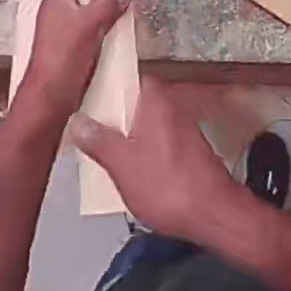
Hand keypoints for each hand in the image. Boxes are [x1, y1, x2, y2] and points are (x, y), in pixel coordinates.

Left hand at [13, 0, 132, 123]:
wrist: (51, 95)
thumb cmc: (66, 54)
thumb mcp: (91, 23)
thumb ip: (108, 3)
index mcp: (55, 0)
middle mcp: (53, 14)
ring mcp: (58, 35)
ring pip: (82, 18)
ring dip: (99, 16)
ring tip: (123, 12)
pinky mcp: (65, 53)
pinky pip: (84, 36)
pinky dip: (97, 34)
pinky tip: (113, 37)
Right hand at [71, 77, 254, 242]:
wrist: (213, 216)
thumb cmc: (169, 186)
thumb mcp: (121, 164)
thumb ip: (97, 139)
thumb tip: (78, 122)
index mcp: (154, 98)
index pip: (122, 75)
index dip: (99, 83)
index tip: (77, 94)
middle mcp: (169, 104)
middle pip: (129, 99)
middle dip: (106, 112)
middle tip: (80, 125)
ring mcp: (178, 125)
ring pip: (139, 120)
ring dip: (120, 132)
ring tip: (94, 147)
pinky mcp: (183, 147)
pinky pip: (151, 137)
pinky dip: (136, 146)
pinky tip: (122, 164)